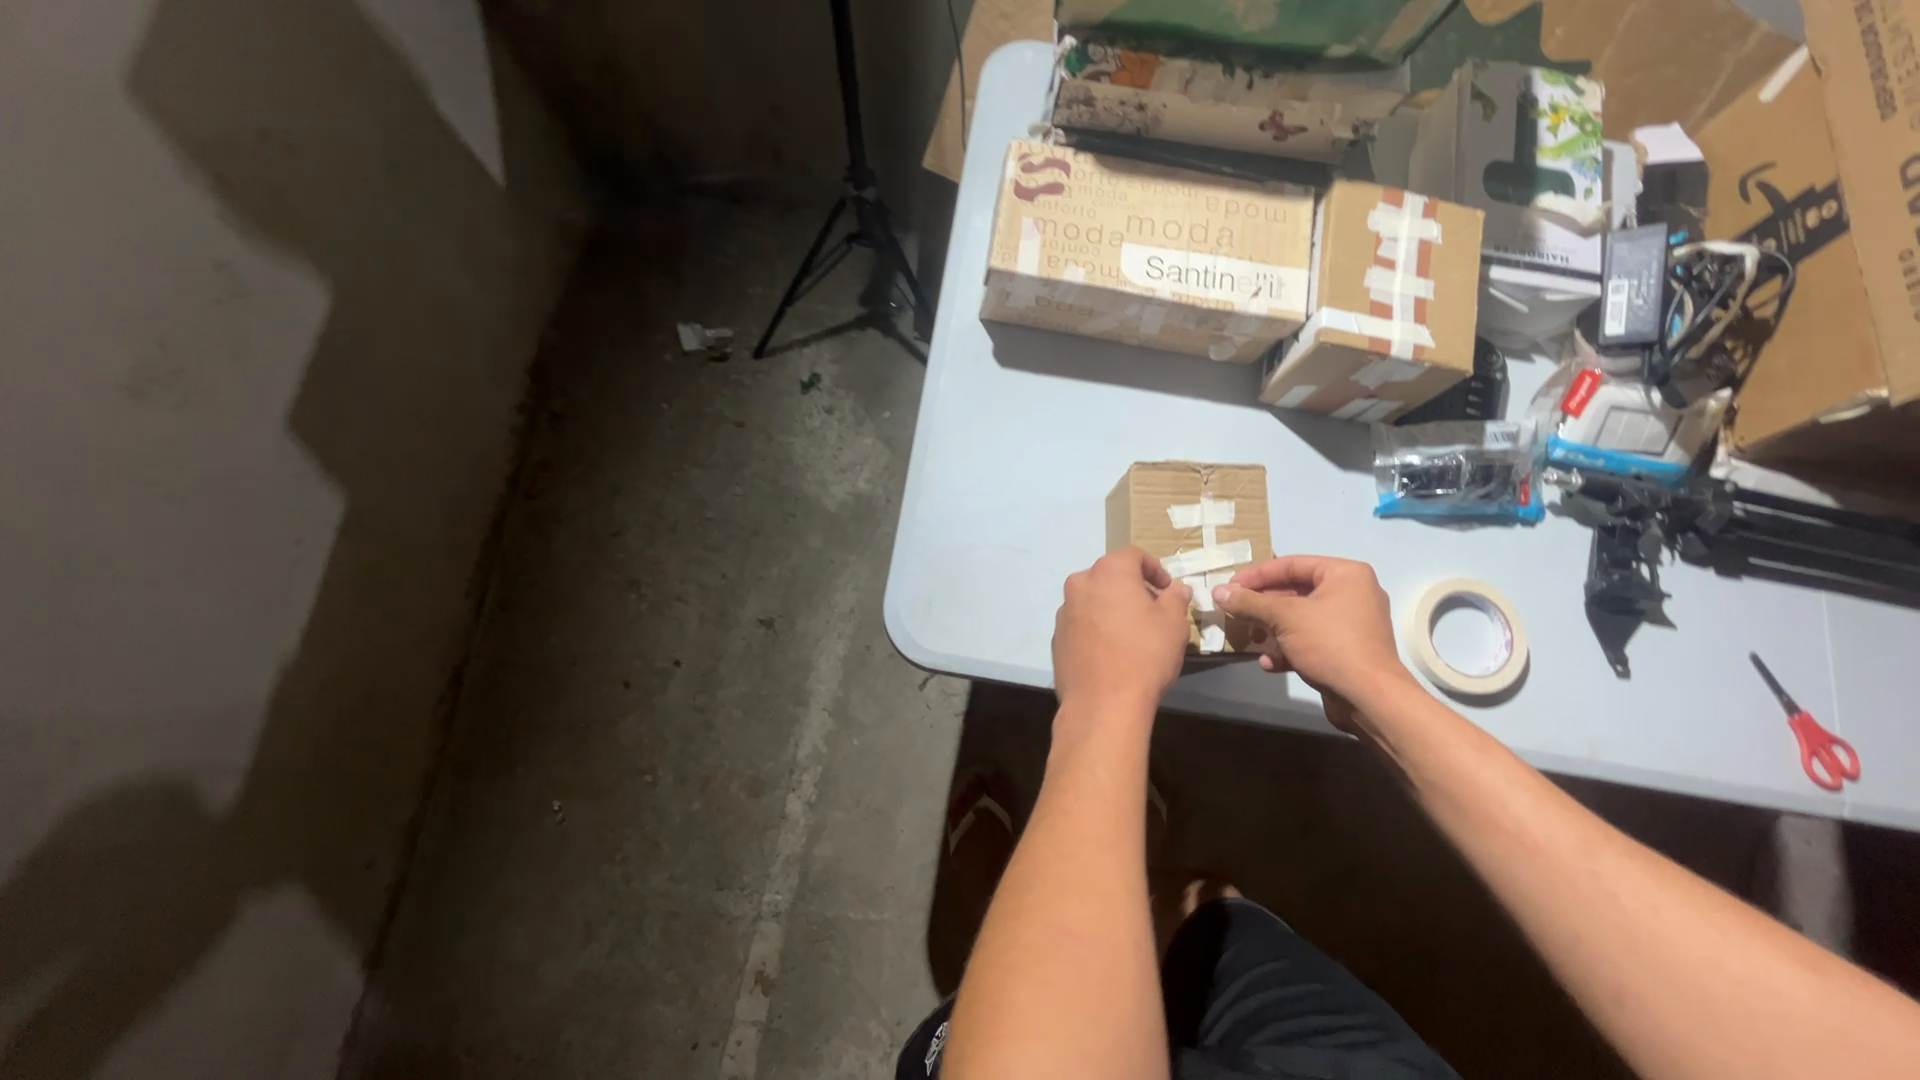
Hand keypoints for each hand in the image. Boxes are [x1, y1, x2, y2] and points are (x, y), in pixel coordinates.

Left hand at [1052, 548, 1191, 715]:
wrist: (1103, 704)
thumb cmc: (1144, 655)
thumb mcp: (1173, 624)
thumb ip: (1175, 599)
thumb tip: (1177, 590)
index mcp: (1108, 572)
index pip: (1133, 555)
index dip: (1155, 569)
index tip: (1167, 589)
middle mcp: (1080, 585)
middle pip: (1110, 576)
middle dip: (1132, 588)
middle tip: (1153, 610)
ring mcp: (1064, 612)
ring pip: (1093, 600)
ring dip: (1112, 608)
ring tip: (1132, 633)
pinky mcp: (1057, 639)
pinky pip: (1081, 624)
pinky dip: (1096, 629)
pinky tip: (1111, 652)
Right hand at [1211, 556, 1414, 731]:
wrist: (1369, 696)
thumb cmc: (1330, 643)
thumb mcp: (1284, 617)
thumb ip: (1250, 602)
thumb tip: (1218, 591)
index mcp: (1345, 574)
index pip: (1291, 564)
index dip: (1256, 575)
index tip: (1229, 587)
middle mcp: (1351, 594)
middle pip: (1295, 592)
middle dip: (1262, 606)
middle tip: (1234, 612)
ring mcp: (1350, 624)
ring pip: (1299, 619)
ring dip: (1271, 629)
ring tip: (1250, 639)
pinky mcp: (1345, 651)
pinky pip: (1310, 641)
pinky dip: (1288, 649)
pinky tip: (1269, 662)